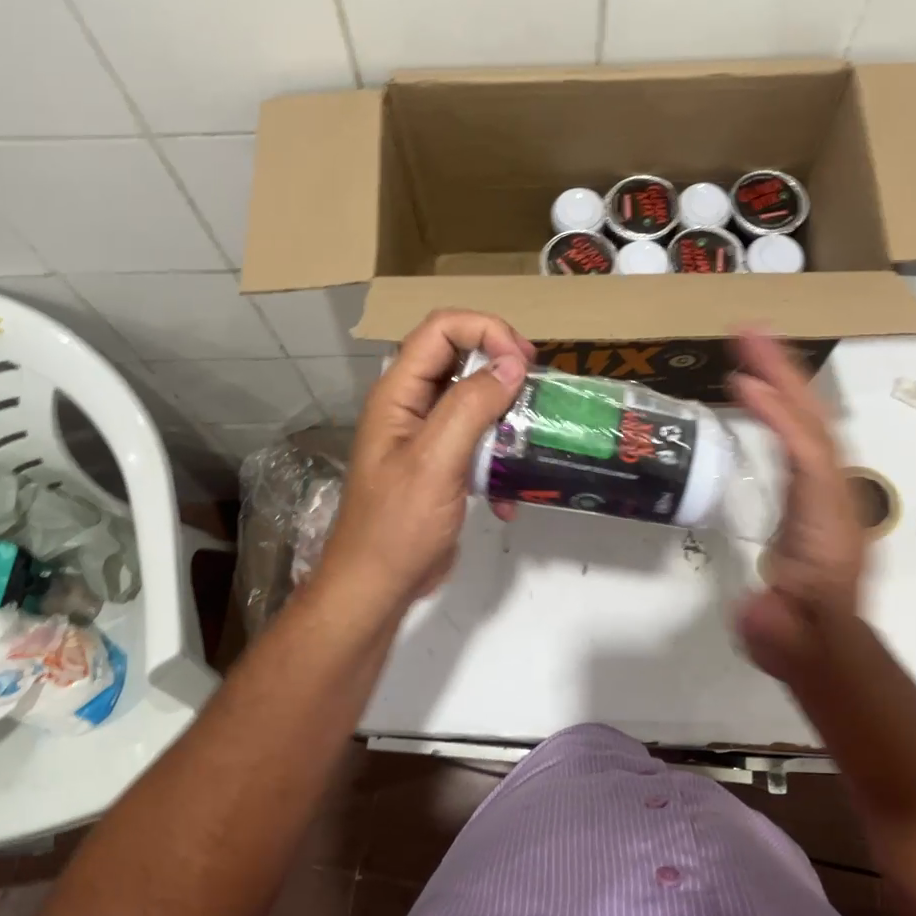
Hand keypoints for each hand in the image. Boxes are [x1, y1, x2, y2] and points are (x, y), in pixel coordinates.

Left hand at [316, 310, 534, 611]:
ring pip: (475, 401)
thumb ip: (470, 406)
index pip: (441, 329)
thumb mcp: (435, 461)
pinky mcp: (443, 466)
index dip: (486, 331)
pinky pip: (479, 443)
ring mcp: (427, 437)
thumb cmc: (398, 525)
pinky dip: (500, 460)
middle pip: (460, 357)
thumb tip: (512, 364)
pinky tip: (509, 496)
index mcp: (398, 394)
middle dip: (502, 367)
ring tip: (533, 438)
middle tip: (537, 388)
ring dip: (507, 417)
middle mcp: (411, 406)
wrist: (378, 586)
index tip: (523, 363)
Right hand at [728, 330, 868, 683]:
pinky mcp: (808, 493)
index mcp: (828, 525)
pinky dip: (775, 407)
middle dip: (783, 372)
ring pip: (808, 422)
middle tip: (748, 328)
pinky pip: (796, 437)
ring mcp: (823, 492)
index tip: (742, 382)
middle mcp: (832, 497)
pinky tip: (751, 389)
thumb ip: (779, 627)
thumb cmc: (803, 640)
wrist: (823, 650)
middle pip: (813, 422)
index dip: (779, 417)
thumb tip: (759, 612)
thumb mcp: (790, 637)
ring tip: (750, 340)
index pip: (809, 457)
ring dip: (781, 378)